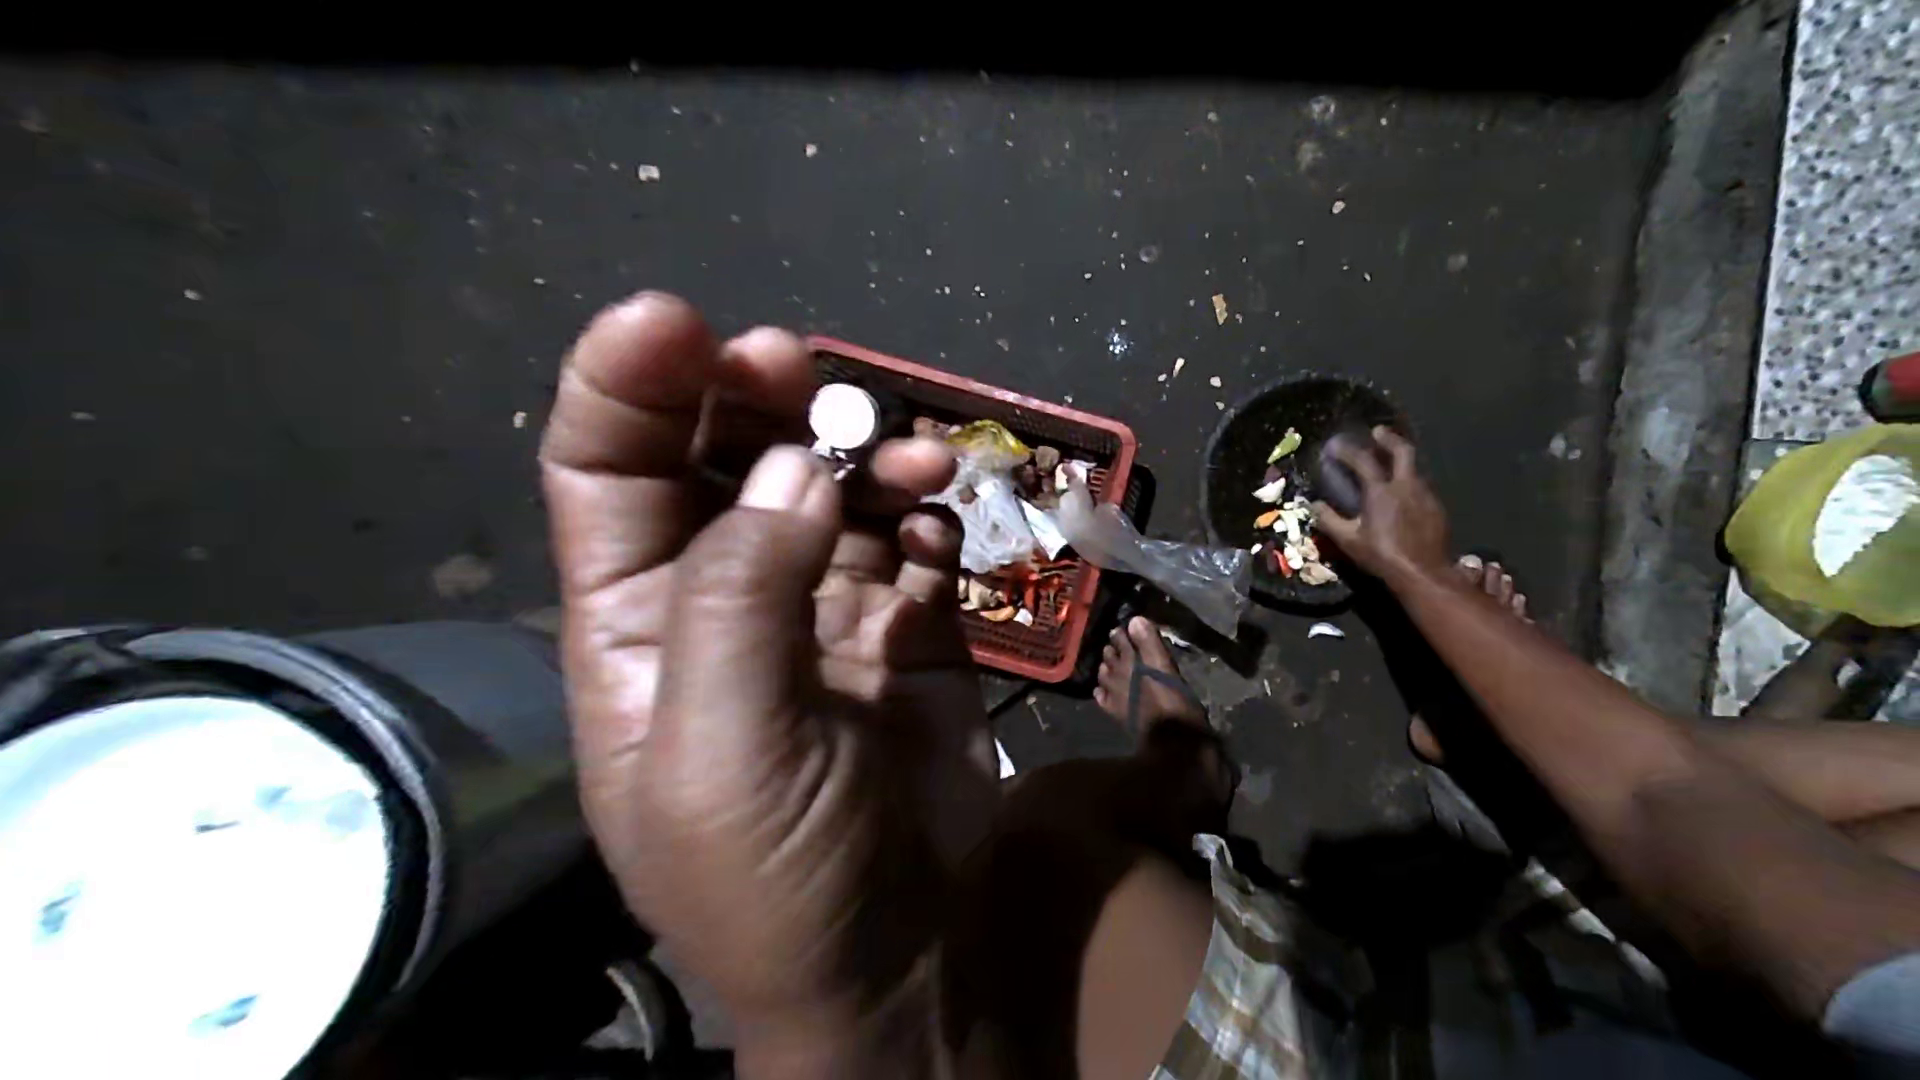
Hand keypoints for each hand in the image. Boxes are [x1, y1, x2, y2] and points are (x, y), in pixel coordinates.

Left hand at [539, 293, 997, 1070]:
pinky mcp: (905, 619)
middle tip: (799, 364)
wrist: (896, 953)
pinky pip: (910, 538)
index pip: (606, 472)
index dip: (625, 386)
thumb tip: (794, 471)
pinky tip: (940, 524)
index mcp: (638, 621)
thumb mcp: (720, 753)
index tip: (672, 320)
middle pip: (721, 457)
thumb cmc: (772, 879)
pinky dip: (924, 516)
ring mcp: (822, 601)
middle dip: (754, 398)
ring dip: (866, 455)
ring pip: (830, 487)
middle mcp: (725, 593)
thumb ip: (742, 602)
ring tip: (913, 460)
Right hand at [1311, 426, 1450, 585]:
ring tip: (1387, 462)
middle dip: (1389, 438)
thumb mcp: (1347, 539)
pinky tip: (1400, 492)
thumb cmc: (1381, 554)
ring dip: (1400, 460)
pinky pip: (1420, 485)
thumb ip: (1328, 519)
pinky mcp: (1436, 507)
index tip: (1335, 445)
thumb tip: (1313, 504)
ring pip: (1414, 468)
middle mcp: (1406, 486)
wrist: (1424, 572)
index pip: (1363, 461)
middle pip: (1402, 451)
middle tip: (1377, 432)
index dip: (1348, 450)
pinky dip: (1408, 480)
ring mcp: (1425, 495)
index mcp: (1381, 492)